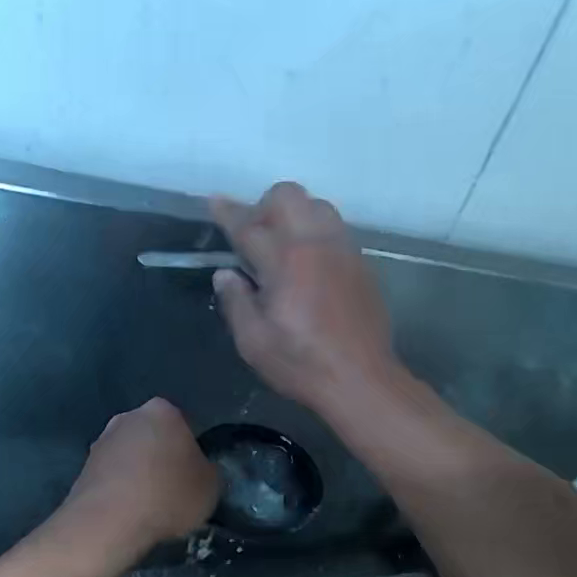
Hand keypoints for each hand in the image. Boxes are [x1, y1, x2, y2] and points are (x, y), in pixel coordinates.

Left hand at [63, 398, 218, 545]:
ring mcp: (101, 441)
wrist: (108, 523)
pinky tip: (130, 512)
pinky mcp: (82, 469)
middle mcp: (128, 417)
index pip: (185, 425)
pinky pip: (112, 476)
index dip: (192, 450)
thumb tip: (199, 470)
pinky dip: (121, 489)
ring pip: (131, 456)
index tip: (194, 474)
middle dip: (162, 457)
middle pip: (154, 437)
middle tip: (174, 488)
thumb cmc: (168, 495)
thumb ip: (208, 470)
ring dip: (140, 473)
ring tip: (150, 505)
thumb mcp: (212, 486)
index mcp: (163, 411)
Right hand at [210, 182, 401, 412]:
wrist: (362, 380)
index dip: (227, 213)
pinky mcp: (363, 264)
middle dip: (263, 206)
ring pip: (317, 206)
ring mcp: (345, 251)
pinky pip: (337, 229)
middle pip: (287, 196)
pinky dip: (317, 232)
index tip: (214, 203)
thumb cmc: (302, 365)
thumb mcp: (254, 342)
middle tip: (253, 236)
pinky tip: (310, 262)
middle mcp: (317, 244)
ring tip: (284, 246)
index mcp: (286, 261)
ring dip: (294, 214)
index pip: (249, 225)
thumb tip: (225, 274)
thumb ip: (236, 302)